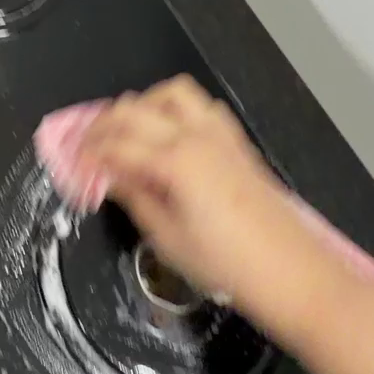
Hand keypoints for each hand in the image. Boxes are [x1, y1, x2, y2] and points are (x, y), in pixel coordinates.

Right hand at [78, 75, 318, 312]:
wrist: (300, 279)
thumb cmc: (230, 267)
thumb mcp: (169, 240)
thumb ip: (134, 198)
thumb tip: (109, 176)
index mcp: (174, 161)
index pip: (115, 143)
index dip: (87, 151)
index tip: (72, 161)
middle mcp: (194, 137)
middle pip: (133, 109)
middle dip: (103, 123)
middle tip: (87, 143)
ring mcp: (219, 135)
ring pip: (169, 93)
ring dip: (141, 106)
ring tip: (127, 130)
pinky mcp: (236, 143)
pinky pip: (201, 105)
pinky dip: (176, 108)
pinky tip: (169, 131)